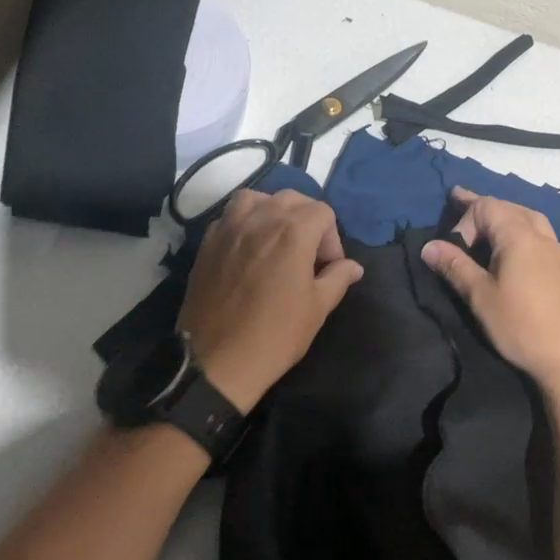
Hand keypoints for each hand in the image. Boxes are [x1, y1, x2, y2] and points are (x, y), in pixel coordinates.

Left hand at [179, 190, 363, 412]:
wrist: (218, 361)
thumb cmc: (275, 335)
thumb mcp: (317, 308)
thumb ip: (337, 278)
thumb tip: (353, 266)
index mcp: (292, 231)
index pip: (322, 211)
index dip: (332, 238)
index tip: (328, 268)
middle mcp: (259, 219)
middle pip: (291, 199)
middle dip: (307, 219)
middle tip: (308, 254)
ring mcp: (228, 228)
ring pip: (256, 199)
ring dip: (272, 212)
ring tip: (276, 242)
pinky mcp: (206, 244)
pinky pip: (230, 217)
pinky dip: (245, 224)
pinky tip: (249, 252)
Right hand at [420, 187, 559, 389]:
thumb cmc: (521, 325)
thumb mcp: (480, 296)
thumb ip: (455, 266)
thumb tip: (429, 246)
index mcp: (520, 236)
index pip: (487, 206)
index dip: (464, 218)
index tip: (450, 247)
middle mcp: (542, 235)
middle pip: (509, 207)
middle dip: (483, 208)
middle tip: (459, 203)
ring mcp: (558, 252)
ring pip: (529, 219)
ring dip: (505, 217)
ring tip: (486, 224)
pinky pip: (541, 236)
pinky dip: (522, 232)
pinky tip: (516, 251)